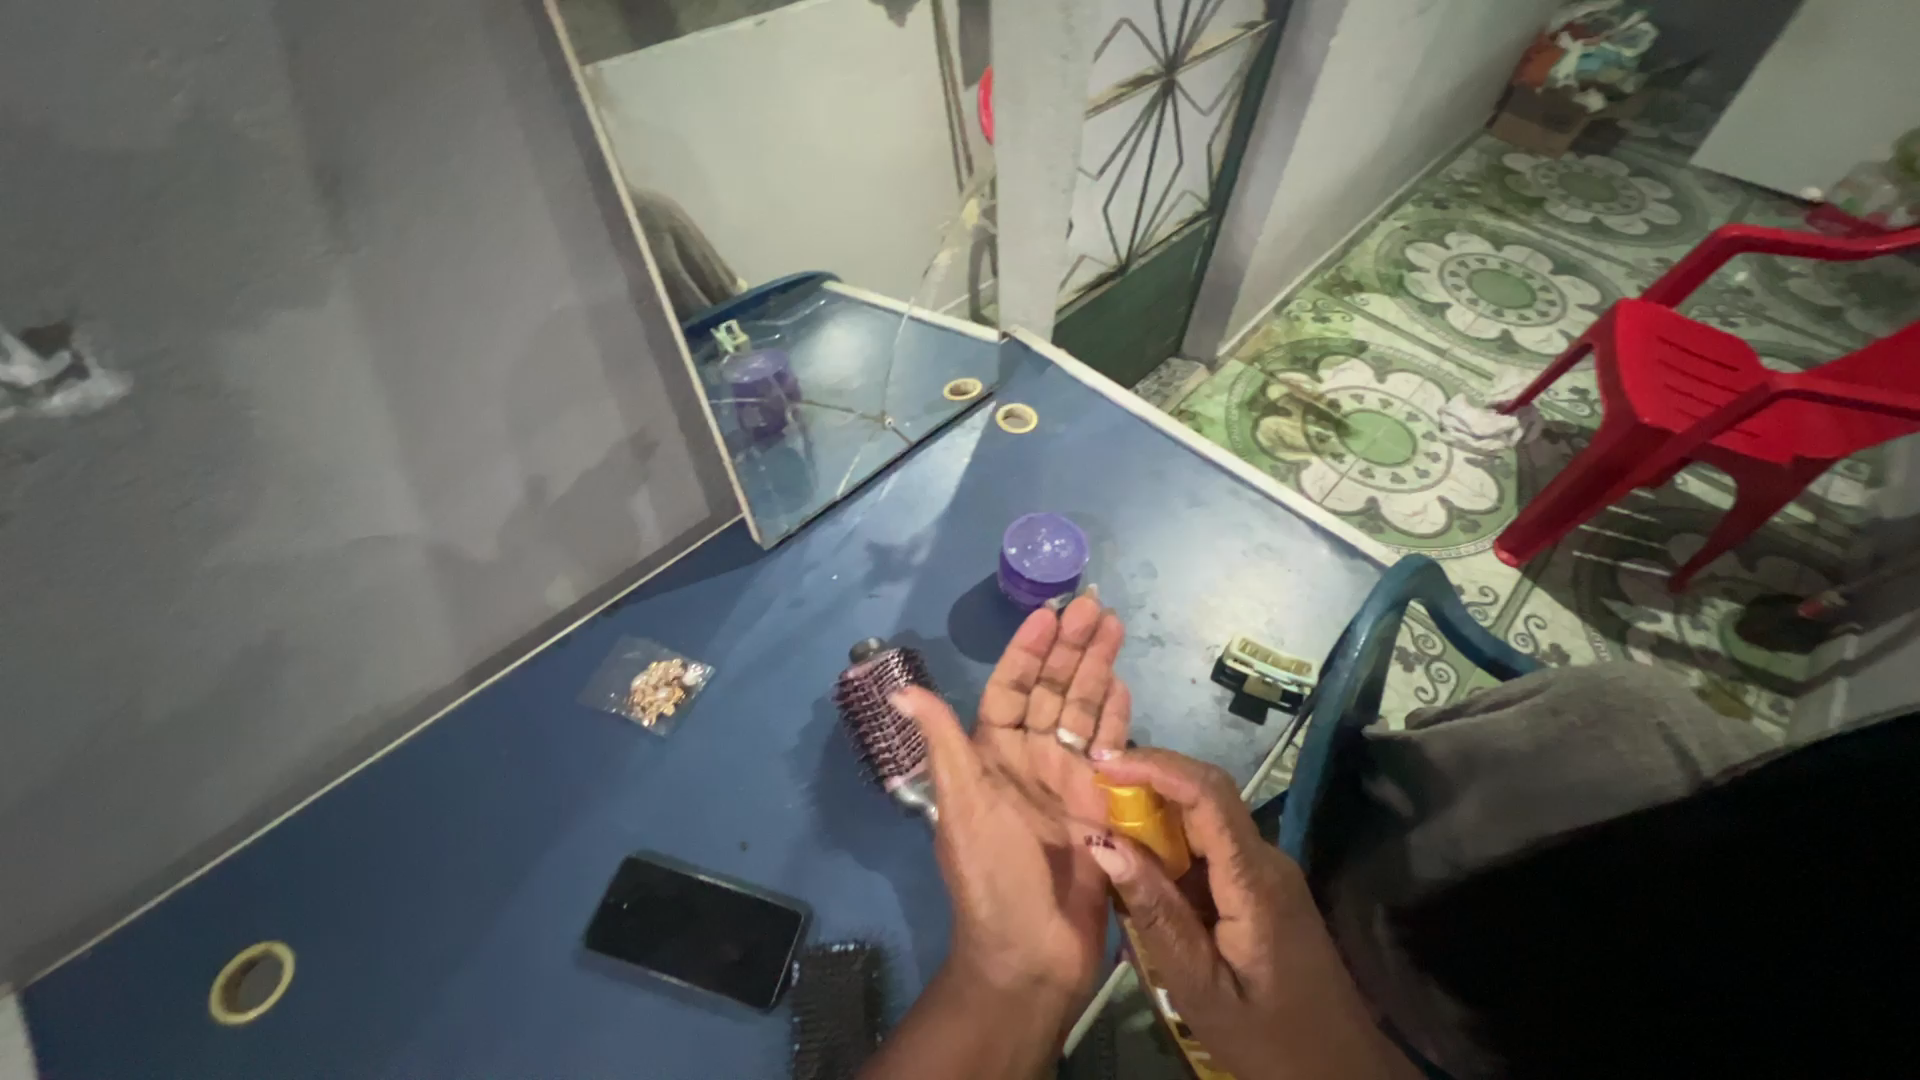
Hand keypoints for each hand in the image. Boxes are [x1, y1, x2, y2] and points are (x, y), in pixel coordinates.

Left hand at [890, 593, 1128, 1006]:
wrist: (1032, 955)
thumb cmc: (991, 877)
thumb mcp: (960, 805)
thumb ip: (941, 742)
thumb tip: (898, 690)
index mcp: (991, 755)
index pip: (1011, 688)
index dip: (1028, 651)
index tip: (1048, 614)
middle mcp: (1029, 759)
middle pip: (1053, 691)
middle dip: (1073, 647)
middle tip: (1096, 604)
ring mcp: (1067, 780)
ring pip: (1083, 711)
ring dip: (1098, 670)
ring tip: (1114, 626)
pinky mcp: (1100, 803)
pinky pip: (1109, 749)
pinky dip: (1116, 717)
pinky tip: (1123, 685)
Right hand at [1085, 749, 1418, 1079]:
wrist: (1341, 1070)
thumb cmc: (1269, 1040)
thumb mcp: (1200, 988)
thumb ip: (1155, 914)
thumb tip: (1104, 845)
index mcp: (1255, 881)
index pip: (1208, 795)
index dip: (1156, 767)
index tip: (1104, 764)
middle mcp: (1265, 859)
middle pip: (1205, 795)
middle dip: (1146, 781)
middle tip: (1091, 788)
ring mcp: (1265, 869)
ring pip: (1204, 817)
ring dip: (1153, 810)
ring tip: (1102, 821)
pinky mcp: (1259, 883)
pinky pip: (1209, 844)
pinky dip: (1168, 841)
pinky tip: (1137, 860)